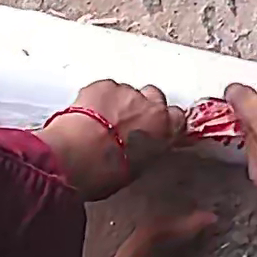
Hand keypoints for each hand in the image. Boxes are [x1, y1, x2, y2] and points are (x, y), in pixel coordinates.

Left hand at [36, 80, 186, 200]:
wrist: (80, 156)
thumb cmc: (107, 171)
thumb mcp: (136, 170)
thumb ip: (143, 152)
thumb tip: (135, 152)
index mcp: (164, 130)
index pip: (176, 117)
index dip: (162, 121)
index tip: (153, 128)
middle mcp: (149, 106)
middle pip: (152, 96)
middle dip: (140, 107)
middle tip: (123, 124)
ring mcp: (126, 92)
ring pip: (125, 92)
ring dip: (115, 104)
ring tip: (98, 123)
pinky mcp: (102, 85)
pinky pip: (103, 89)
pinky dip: (95, 99)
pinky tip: (85, 115)